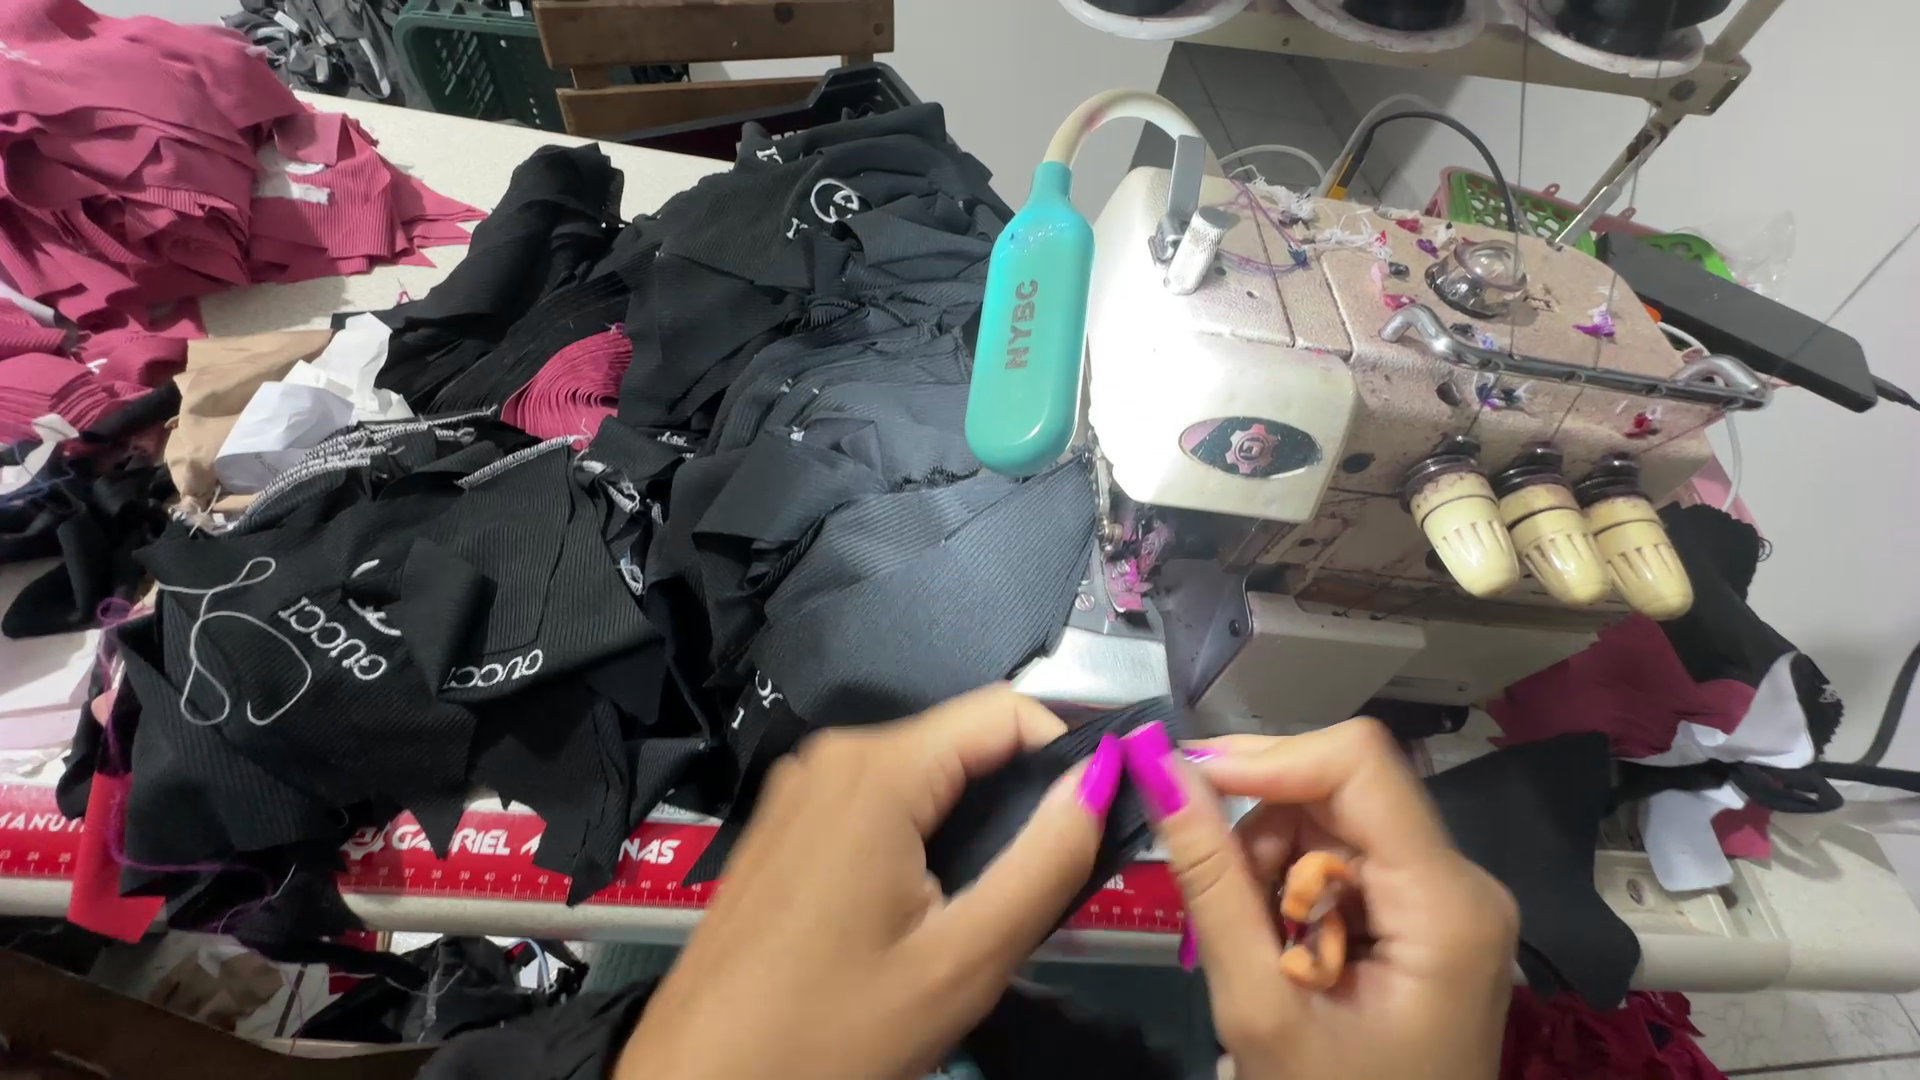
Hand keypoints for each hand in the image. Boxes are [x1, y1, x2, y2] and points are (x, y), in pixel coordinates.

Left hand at [617, 685, 1125, 1079]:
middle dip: (1016, 794)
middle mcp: (836, 752)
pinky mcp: (788, 815)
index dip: (1063, 748)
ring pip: (923, 771)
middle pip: (962, 742)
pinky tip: (917, 901)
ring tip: (981, 900)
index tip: (1099, 807)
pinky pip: (878, 796)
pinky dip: (921, 829)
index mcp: (878, 767)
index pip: (1004, 710)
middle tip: (1042, 876)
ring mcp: (803, 782)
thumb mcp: (962, 960)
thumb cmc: (830, 1032)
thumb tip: (1098, 779)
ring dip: (971, 818)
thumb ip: (1045, 861)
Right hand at [1121, 719, 1518, 1079]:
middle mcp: (1457, 879)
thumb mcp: (1257, 1002)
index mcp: (1445, 903)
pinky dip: (1282, 874)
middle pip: (1338, 783)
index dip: (1267, 758)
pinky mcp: (1418, 907)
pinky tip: (1273, 934)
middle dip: (1258, 819)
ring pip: (1325, 811)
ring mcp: (1441, 892)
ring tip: (1248, 929)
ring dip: (1263, 851)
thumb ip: (1209, 876)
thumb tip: (1158, 766)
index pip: (1356, 763)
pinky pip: (1332, 847)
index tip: (1190, 786)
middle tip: (1209, 879)